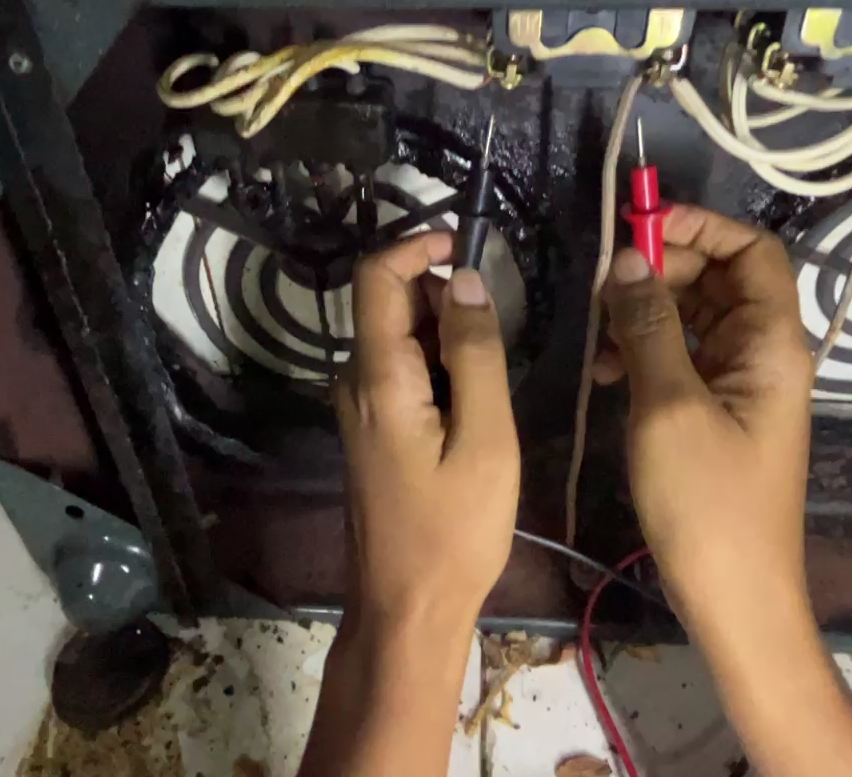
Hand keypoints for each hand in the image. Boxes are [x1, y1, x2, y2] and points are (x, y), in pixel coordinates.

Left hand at [336, 230, 519, 629]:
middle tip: (496, 322)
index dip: (414, 246)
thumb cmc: (454, 528)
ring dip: (442, 326)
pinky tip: (472, 392)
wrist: (407, 605)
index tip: (464, 247)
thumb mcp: (484, 438)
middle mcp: (356, 379)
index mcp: (378, 375)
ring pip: (397, 332)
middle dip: (440, 291)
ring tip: (492, 364)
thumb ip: (474, 353)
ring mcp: (359, 403)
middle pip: (388, 301)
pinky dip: (435, 357)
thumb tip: (463, 278)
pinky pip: (400, 365)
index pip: (375, 277)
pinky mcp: (372, 424)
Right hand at [596, 204, 813, 612]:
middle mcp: (761, 353)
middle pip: (717, 279)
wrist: (732, 597)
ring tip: (598, 331)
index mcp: (771, 343)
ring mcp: (738, 382)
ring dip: (644, 311)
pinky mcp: (713, 408)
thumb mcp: (668, 404)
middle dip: (660, 270)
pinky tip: (605, 371)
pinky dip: (643, 349)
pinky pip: (680, 355)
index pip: (752, 252)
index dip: (700, 228)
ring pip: (692, 316)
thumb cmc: (707, 501)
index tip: (638, 226)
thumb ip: (648, 325)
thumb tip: (628, 259)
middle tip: (604, 282)